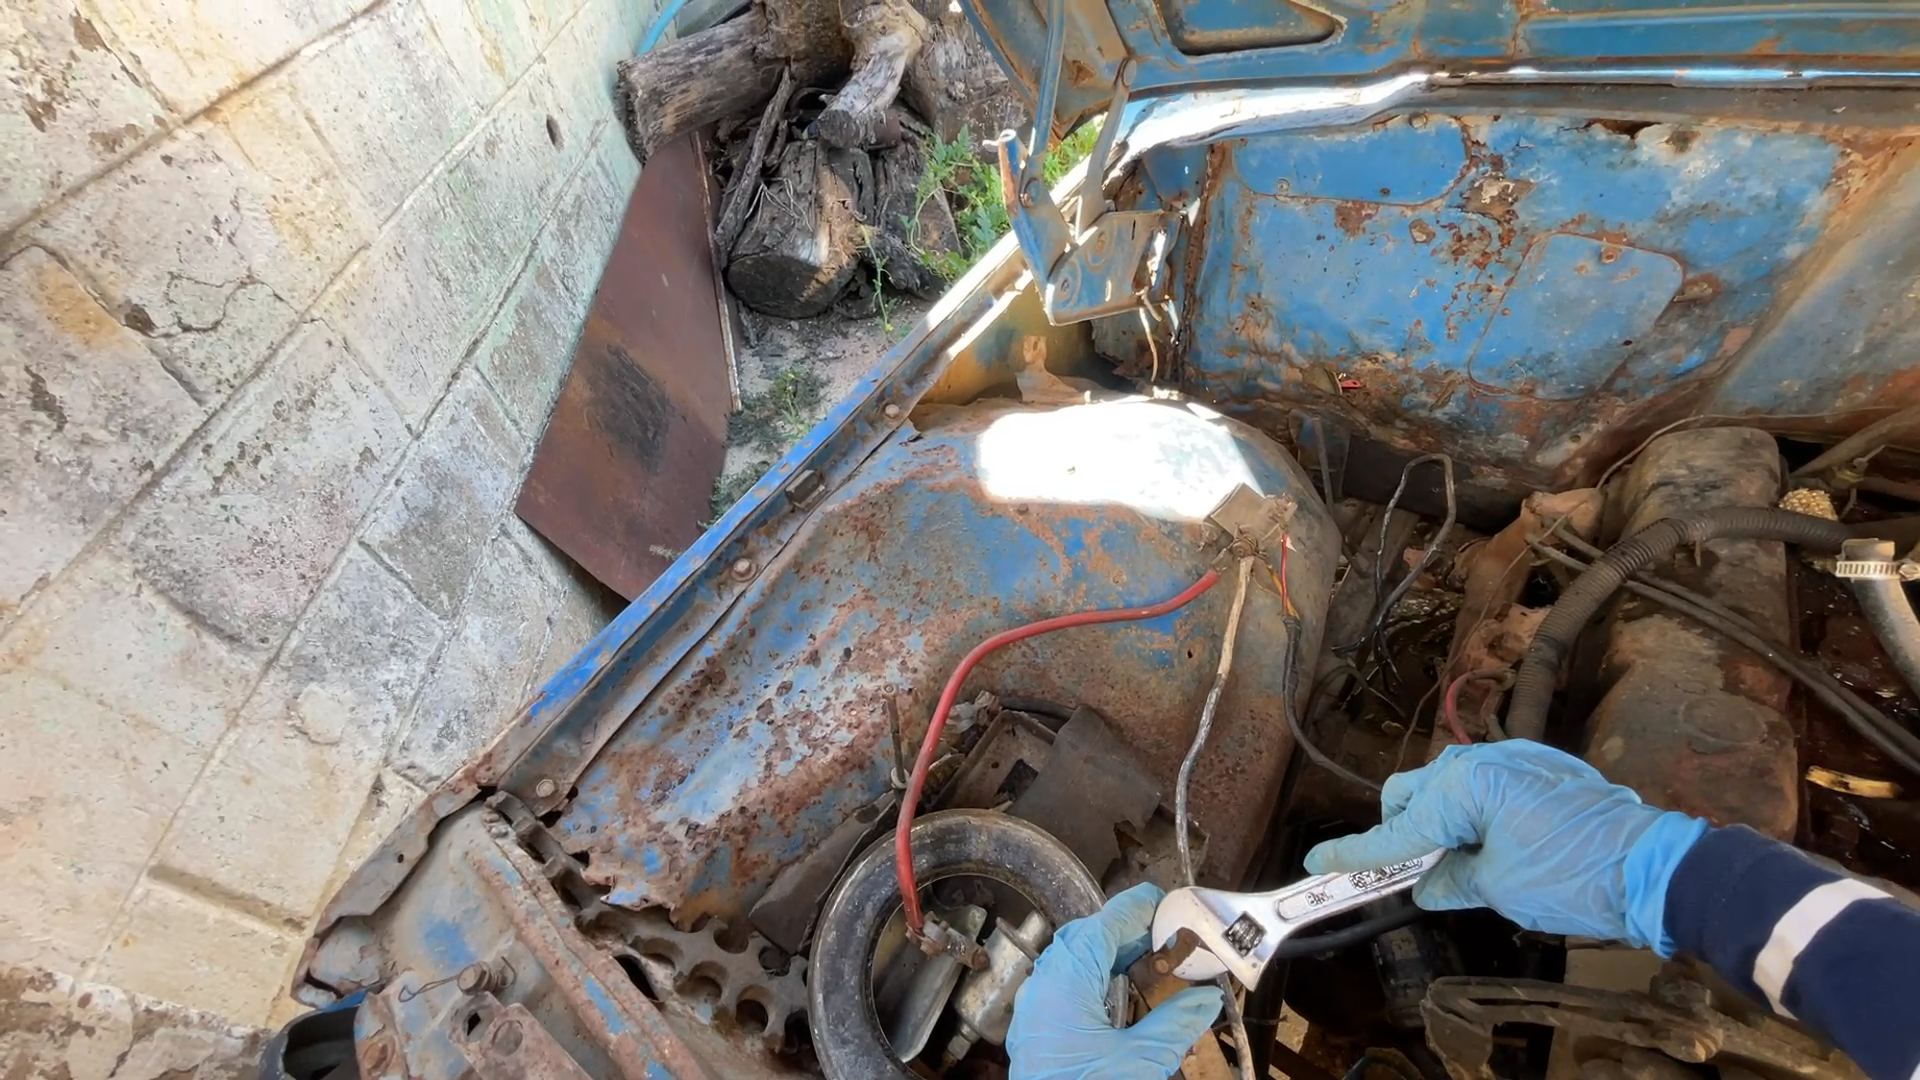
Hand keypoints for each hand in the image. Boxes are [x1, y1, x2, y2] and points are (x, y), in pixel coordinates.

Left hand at [1008, 883, 1222, 1079]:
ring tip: (1147, 961)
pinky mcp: (1035, 1022)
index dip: (1136, 908)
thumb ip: (1173, 1026)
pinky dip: (1093, 975)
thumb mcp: (1137, 1063)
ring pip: (1074, 956)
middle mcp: (1045, 979)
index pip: (1105, 923)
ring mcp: (1036, 1000)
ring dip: (1109, 953)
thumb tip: (1205, 999)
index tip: (1163, 900)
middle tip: (1164, 936)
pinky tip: (1117, 991)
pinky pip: (1064, 980)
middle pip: (1087, 935)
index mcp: (1067, 976)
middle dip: (1126, 930)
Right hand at [1303, 741, 1708, 954]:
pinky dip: (1475, 809)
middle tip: (1422, 867)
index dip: (1356, 854)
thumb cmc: (1574, 879)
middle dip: (1404, 829)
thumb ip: (1450, 881)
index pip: (1397, 831)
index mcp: (1460, 788)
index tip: (1316, 862)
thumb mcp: (1502, 888)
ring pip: (1442, 784)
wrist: (1665, 868)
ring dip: (1441, 818)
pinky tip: (1506, 837)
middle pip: (1408, 793)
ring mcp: (1506, 758)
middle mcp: (1474, 762)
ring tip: (1472, 855)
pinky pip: (1481, 781)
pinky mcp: (1536, 764)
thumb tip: (1424, 885)